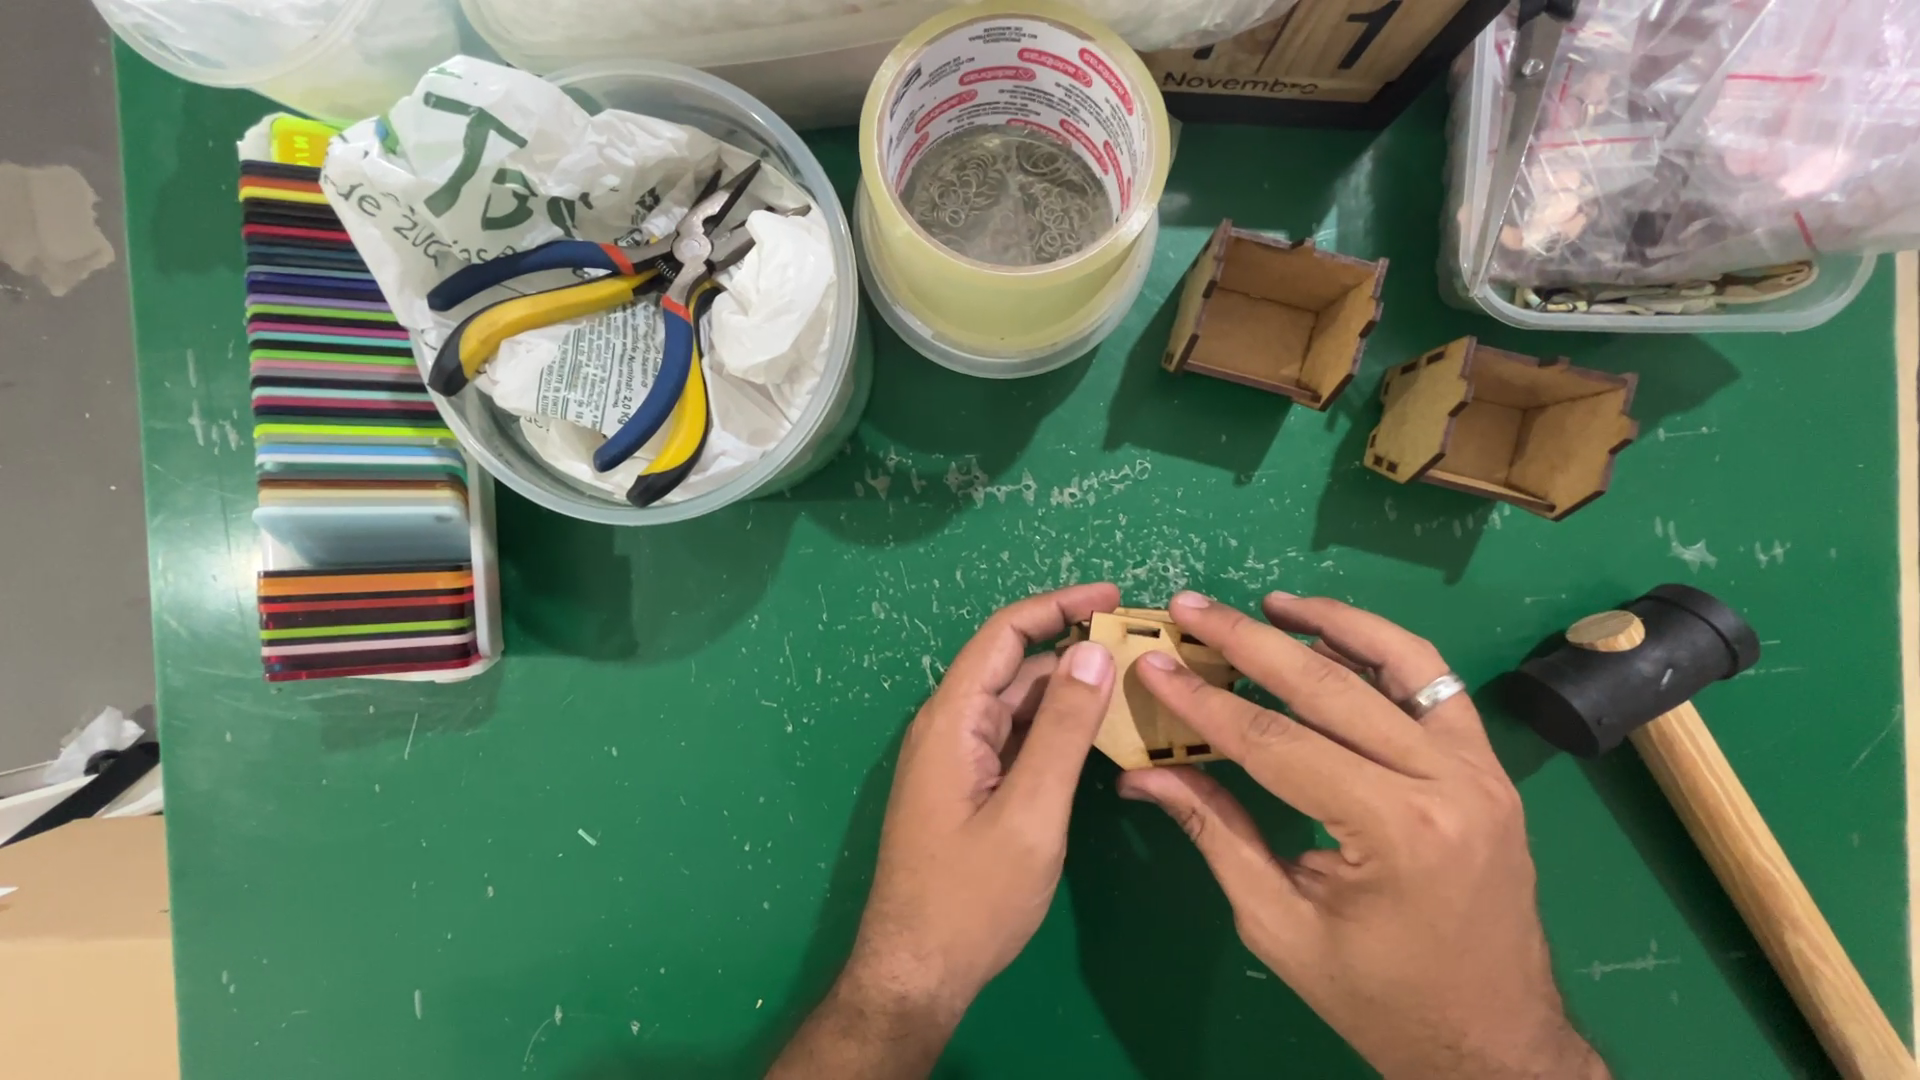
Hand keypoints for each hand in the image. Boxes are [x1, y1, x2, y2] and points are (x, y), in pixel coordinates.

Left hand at [769, 584, 1119, 1078]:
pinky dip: (1055, 728)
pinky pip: (1015, 737)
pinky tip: (1097, 734)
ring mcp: (957, 756)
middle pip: (1014, 666)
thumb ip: (1064, 730)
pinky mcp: (968, 783)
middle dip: (1073, 648)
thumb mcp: (1030, 812)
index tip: (1112, 597)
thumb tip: (1093, 652)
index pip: (1005, 634)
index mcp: (953, 718)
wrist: (917, 972)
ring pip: (1018, 703)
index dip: (1057, 606)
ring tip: (1131, 687)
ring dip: (1068, 690)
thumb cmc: (972, 898)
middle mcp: (950, 725)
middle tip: (1139, 648)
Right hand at [1119, 591, 1606, 1079]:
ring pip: (1399, 663)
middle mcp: (1447, 783)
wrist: (1495, 1046)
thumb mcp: (1277, 922)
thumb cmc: (1379, 998)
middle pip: (1329, 687)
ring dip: (1329, 622)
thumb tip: (1140, 775)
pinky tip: (1333, 636)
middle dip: (1247, 642)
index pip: (1274, 742)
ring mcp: (1479, 768)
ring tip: (1269, 603)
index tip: (1152, 663)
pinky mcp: (1487, 767)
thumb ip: (1212, 830)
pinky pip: (1434, 685)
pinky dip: (1381, 648)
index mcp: (1393, 832)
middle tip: (1191, 607)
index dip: (1203, 701)